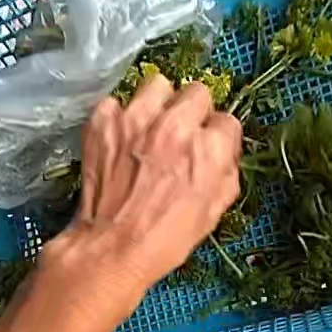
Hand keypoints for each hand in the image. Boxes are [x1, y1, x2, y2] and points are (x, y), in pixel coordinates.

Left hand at [59, 73, 242, 290]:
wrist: (113, 247)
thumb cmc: (168, 237)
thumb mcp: (215, 211)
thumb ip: (226, 173)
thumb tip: (225, 153)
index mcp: (209, 149)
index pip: (228, 121)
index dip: (221, 137)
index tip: (212, 148)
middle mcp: (175, 125)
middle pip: (197, 92)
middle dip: (196, 111)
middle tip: (185, 133)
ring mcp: (135, 119)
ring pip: (158, 84)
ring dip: (161, 102)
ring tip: (154, 125)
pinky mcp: (103, 121)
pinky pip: (118, 102)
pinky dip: (123, 117)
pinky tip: (123, 139)